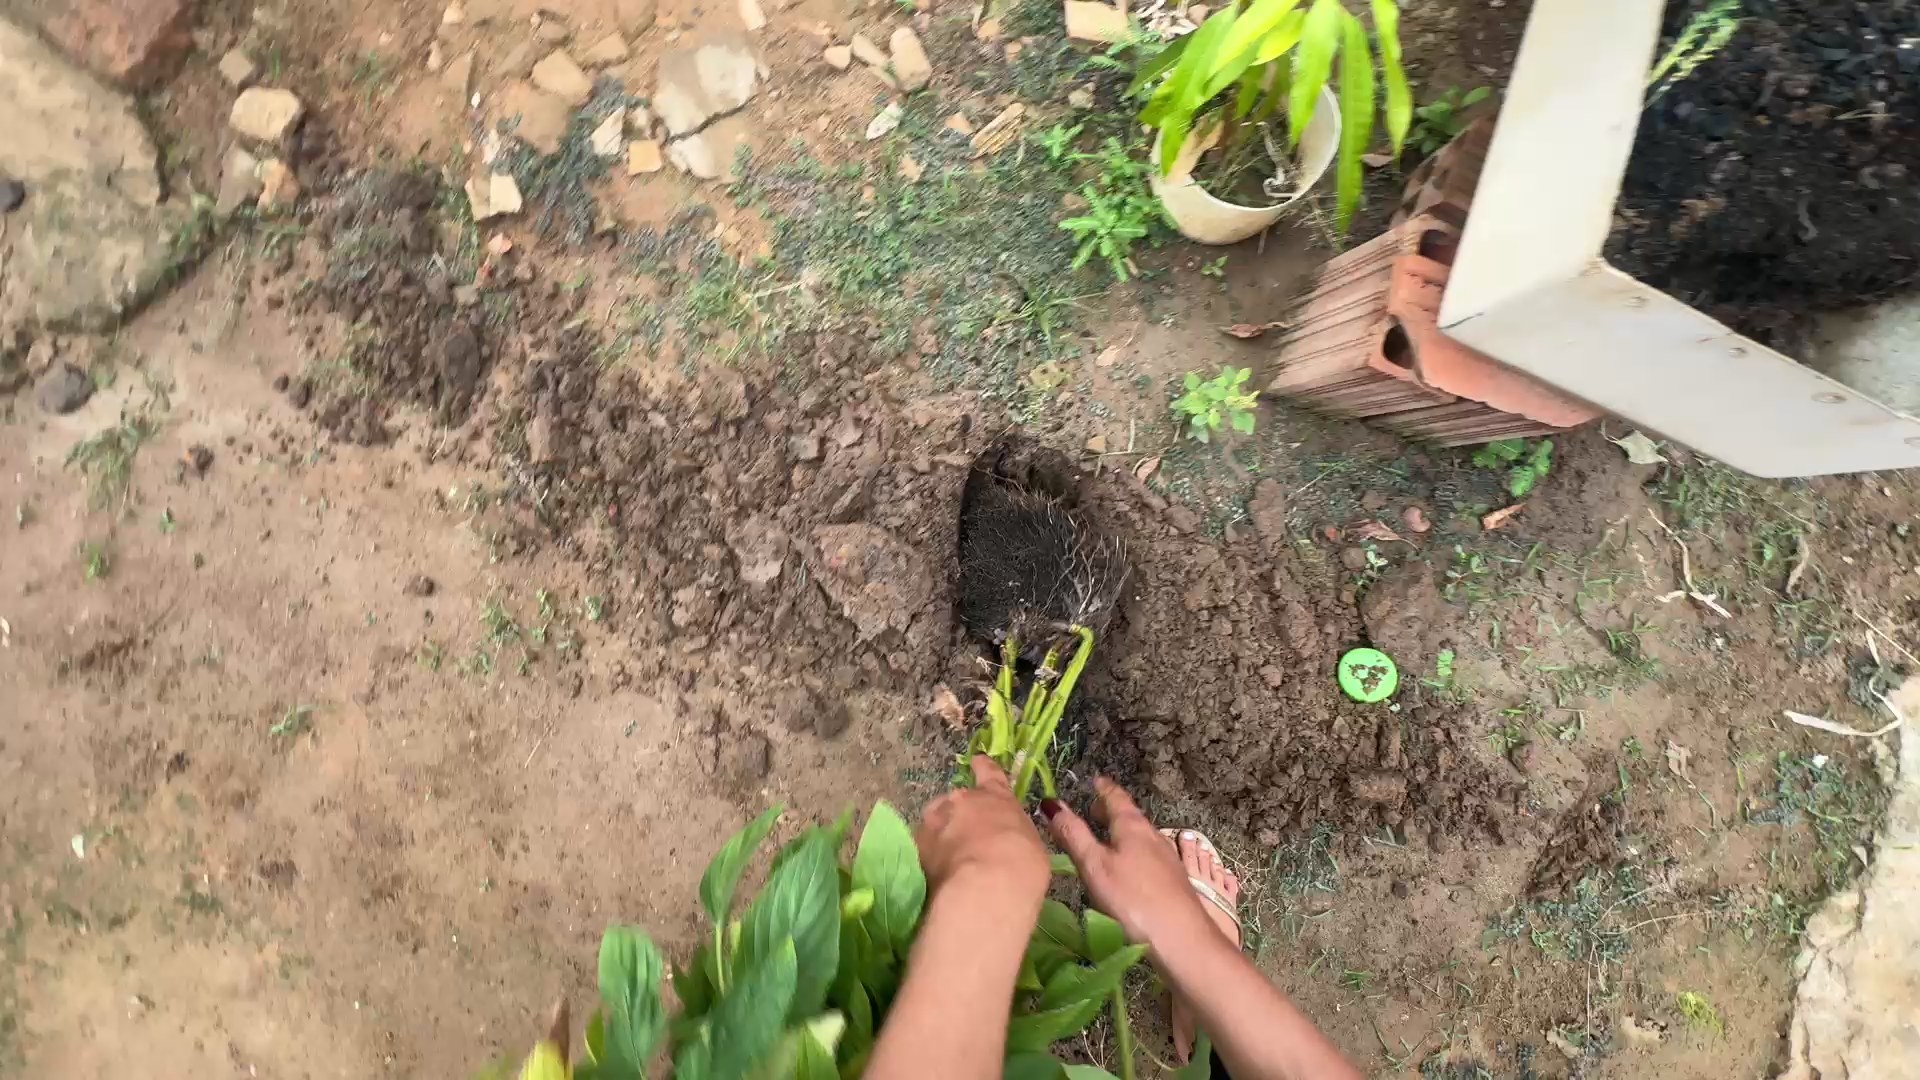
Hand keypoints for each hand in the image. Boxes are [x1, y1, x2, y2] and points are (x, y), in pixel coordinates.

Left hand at [915, 756, 1050, 897]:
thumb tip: (1002, 840)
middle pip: (958, 800)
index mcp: (995, 796)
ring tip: (950, 859)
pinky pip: (924, 846)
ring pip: (936, 820)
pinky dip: (929, 856)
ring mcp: (936, 819)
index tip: (977, 760)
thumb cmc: (1020, 866)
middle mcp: (962, 800)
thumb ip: (1011, 833)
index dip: (983, 767)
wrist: (986, 888)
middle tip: (968, 837)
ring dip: (942, 832)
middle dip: (961, 814)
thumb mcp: (1029, 845)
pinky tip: (937, 874)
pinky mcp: (917, 844)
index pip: (989, 772)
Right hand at [1042, 777, 1213, 951]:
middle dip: (1110, 810)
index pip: (1116, 797)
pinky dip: (1133, 850)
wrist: (1184, 941)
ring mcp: (1167, 857)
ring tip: (1106, 838)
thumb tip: (1051, 804)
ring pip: (1140, 835)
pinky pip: (1148, 854)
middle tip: (1093, 809)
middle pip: (1129, 815)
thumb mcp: (1094, 866)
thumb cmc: (1133, 900)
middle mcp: (1152, 835)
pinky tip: (1129, 869)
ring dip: (1122, 831)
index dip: (1103, 788)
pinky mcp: (1174, 880)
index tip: (1094, 780)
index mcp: (1132, 826)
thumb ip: (1073, 834)